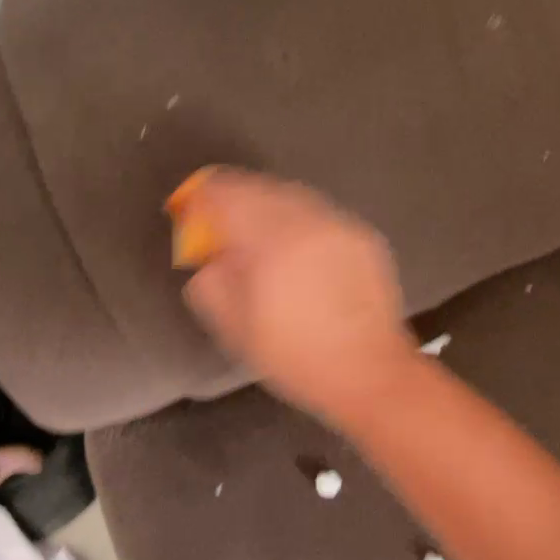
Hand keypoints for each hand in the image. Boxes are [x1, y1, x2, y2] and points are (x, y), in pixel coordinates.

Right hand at [170, 168, 418, 418]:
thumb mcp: (236, 328)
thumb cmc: (296, 357)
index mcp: (271, 242)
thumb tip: (207, 258)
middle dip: (233, 199)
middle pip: (259, 188)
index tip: (190, 207)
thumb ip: (211, 283)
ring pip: (291, 197)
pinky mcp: (361, 237)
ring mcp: (338, 226)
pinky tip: (294, 250)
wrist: (369, 372)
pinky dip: (297, 222)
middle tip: (219, 220)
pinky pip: (318, 215)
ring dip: (266, 207)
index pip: (227, 194)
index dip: (203, 197)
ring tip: (256, 234)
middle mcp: (307, 223)